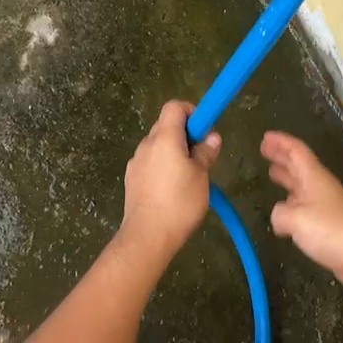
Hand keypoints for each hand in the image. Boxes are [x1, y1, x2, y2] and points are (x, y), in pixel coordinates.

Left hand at [119, 101, 220, 263]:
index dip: (191, 112)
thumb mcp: (201, 176)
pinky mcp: (131, 179)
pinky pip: (149, 162)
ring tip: (187, 178)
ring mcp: (136, 161)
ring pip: (157, 145)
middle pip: (165, 125)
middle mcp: (147, 144)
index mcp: (165, 137)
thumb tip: (211, 136)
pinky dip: (161, 167)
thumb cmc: (179, 202)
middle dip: (184, 135)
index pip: (174, 106)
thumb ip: (206, 152)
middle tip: (200, 157)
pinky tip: (170, 190)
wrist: (147, 236)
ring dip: (172, 152)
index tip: (203, 131)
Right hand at [263, 130, 342, 291]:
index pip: (297, 151)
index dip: (281, 142)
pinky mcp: (330, 224)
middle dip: (282, 157)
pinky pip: (307, 205)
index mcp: (314, 177)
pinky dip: (293, 202)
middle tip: (265, 150)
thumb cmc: (328, 229)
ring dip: (288, 177)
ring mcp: (327, 205)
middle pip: (300, 165)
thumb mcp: (295, 219)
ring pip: (303, 184)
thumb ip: (280, 213)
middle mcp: (321, 186)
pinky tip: (285, 211)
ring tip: (273, 174)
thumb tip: (278, 215)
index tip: (265, 137)